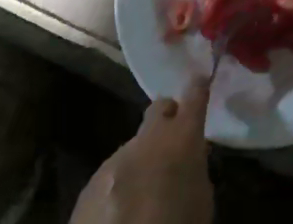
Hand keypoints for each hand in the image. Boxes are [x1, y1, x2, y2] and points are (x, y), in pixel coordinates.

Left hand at [70, 80, 213, 223]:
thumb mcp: (202, 203)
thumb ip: (197, 171)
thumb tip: (191, 159)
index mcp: (180, 140)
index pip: (194, 96)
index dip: (199, 88)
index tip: (201, 82)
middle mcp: (146, 140)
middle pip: (159, 109)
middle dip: (169, 118)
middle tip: (175, 141)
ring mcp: (115, 159)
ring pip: (135, 147)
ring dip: (143, 159)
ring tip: (147, 191)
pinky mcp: (90, 184)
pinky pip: (113, 174)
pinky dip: (122, 184)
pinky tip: (124, 210)